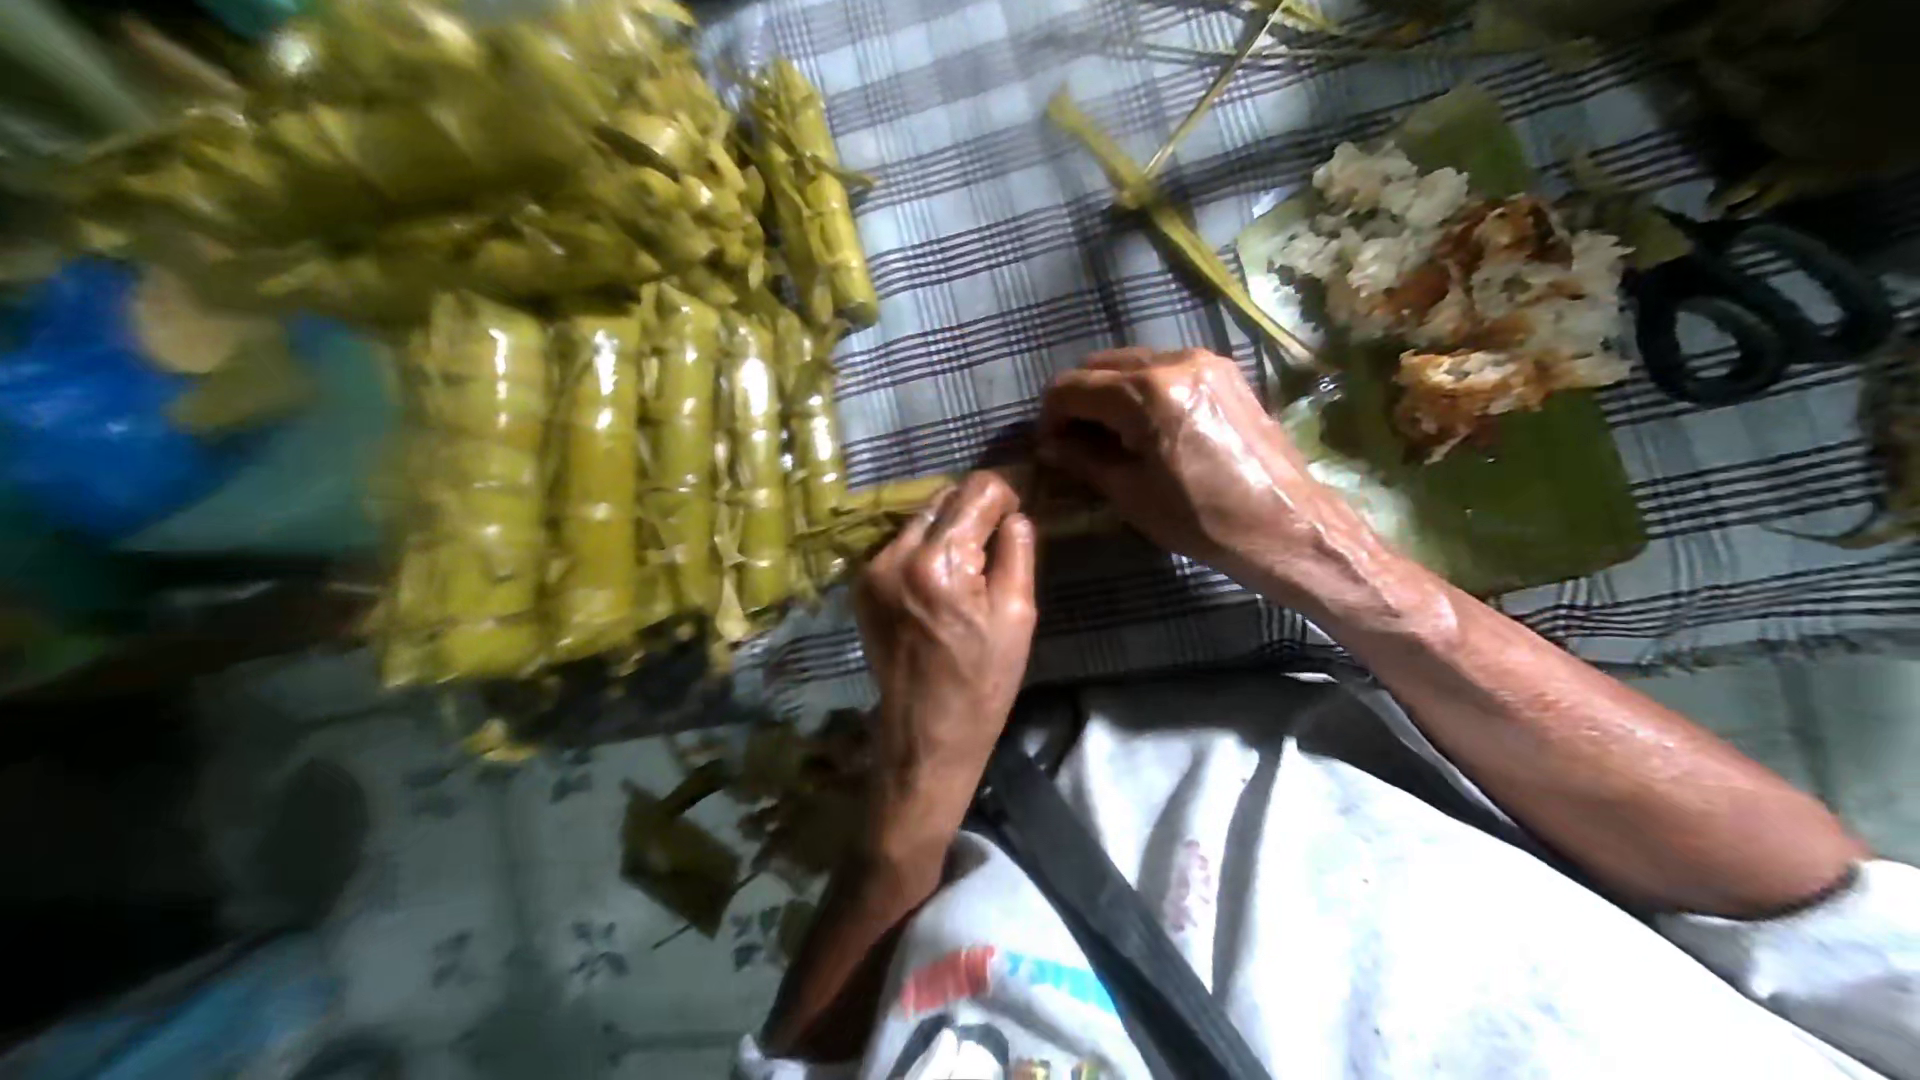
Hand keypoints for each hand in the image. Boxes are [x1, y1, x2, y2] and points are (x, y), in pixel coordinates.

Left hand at [853, 471, 1036, 851]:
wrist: (925, 733)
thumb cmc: (982, 681)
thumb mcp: (1018, 615)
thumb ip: (1017, 552)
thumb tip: (1013, 515)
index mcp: (940, 563)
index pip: (975, 490)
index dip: (1003, 494)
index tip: (1015, 517)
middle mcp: (897, 555)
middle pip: (944, 497)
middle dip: (974, 510)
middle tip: (995, 543)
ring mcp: (872, 569)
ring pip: (920, 518)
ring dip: (948, 528)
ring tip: (968, 567)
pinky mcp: (862, 585)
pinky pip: (901, 544)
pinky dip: (924, 549)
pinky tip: (940, 581)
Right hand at [1036, 347, 1398, 616]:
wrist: (1286, 525)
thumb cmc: (1203, 519)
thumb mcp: (1131, 493)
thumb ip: (1081, 460)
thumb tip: (1047, 447)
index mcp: (1147, 393)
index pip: (1071, 386)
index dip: (1050, 416)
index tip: (1049, 446)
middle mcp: (1175, 361)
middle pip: (1099, 365)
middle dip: (1077, 401)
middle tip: (1073, 441)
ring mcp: (1205, 361)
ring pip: (1131, 363)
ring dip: (1108, 394)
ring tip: (1109, 436)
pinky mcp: (1224, 372)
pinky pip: (1163, 368)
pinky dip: (1140, 390)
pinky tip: (1144, 426)